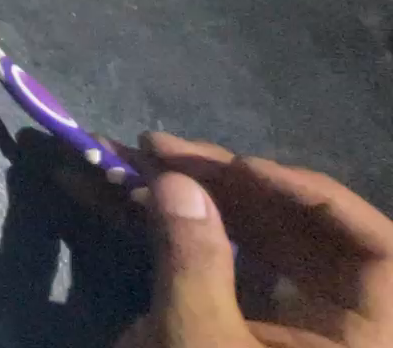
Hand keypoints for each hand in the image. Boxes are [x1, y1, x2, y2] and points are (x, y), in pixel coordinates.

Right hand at [117, 132, 392, 347]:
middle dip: (221, 182)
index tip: (231, 165)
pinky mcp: (254, 322)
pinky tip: (112, 194)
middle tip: (150, 149)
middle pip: (304, 232)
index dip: (311, 195)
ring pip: (254, 237)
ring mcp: (300, 323)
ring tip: (118, 160)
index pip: (376, 249)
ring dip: (185, 194)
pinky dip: (172, 223)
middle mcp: (350, 326)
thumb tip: (175, 179)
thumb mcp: (198, 339)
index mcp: (372, 339)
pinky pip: (223, 257)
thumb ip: (191, 256)